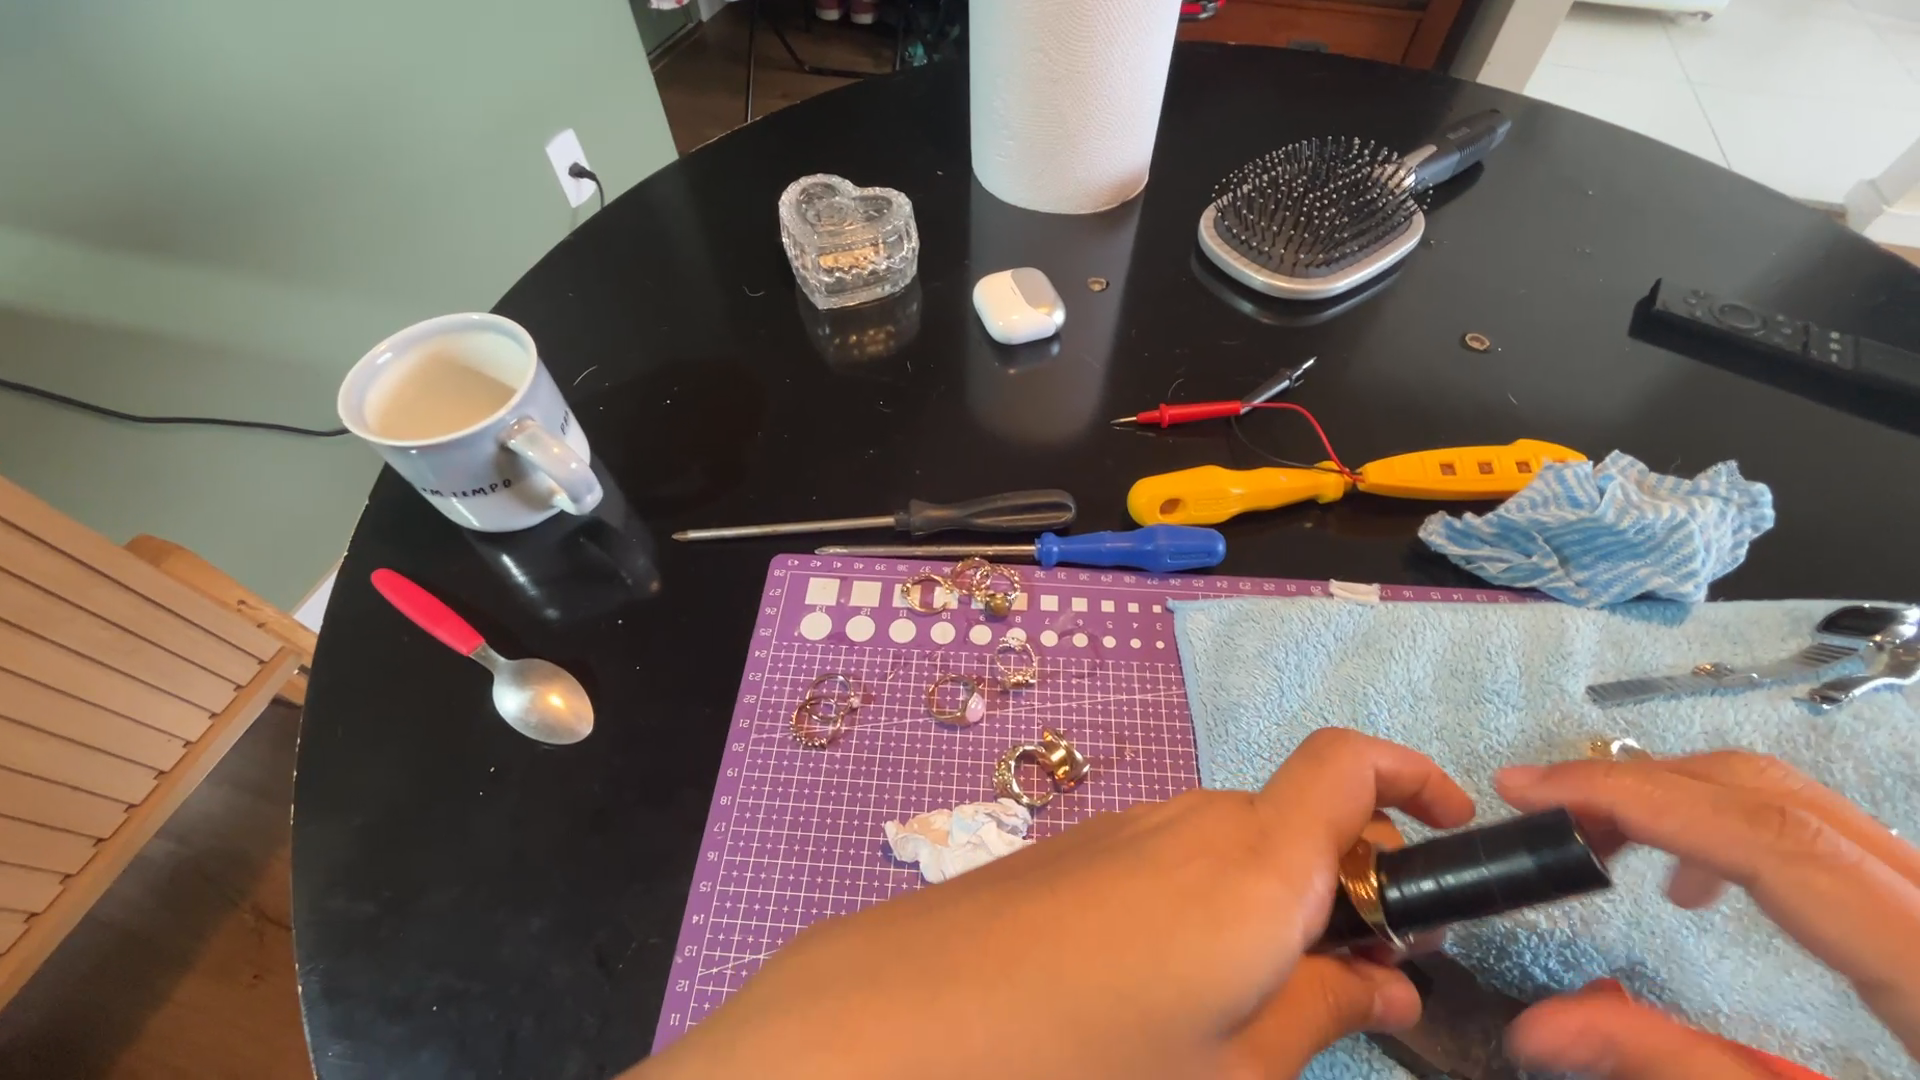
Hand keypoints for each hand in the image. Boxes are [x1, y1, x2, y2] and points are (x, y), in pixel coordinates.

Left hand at [633, 730, 1474, 1079]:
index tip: (1451, 830)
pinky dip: (1215, 887)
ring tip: (1264, 985)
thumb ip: (1323, 1011)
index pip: (1348, 761)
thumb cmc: (1096, 1051)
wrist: (923, 1005)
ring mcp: (1137, 822)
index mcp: (1257, 864)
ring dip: (1279, 887)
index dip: (1411, 776)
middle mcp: (1199, 818)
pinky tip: (1180, 966)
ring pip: (1241, 834)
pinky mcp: (1091, 839)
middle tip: (1357, 969)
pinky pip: (1180, 847)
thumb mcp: (1232, 1063)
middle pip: (1302, 811)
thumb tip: (1389, 981)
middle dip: (1352, 872)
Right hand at [1495, 751, 1919, 1076]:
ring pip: (1794, 801)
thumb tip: (1539, 1027)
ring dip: (1673, 801)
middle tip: (1543, 812)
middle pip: (1773, 797)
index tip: (1526, 789)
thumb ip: (1683, 1071)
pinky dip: (1724, 828)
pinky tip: (1688, 882)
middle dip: (1635, 786)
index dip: (1631, 798)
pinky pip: (1819, 832)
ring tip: (1594, 839)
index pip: (1767, 840)